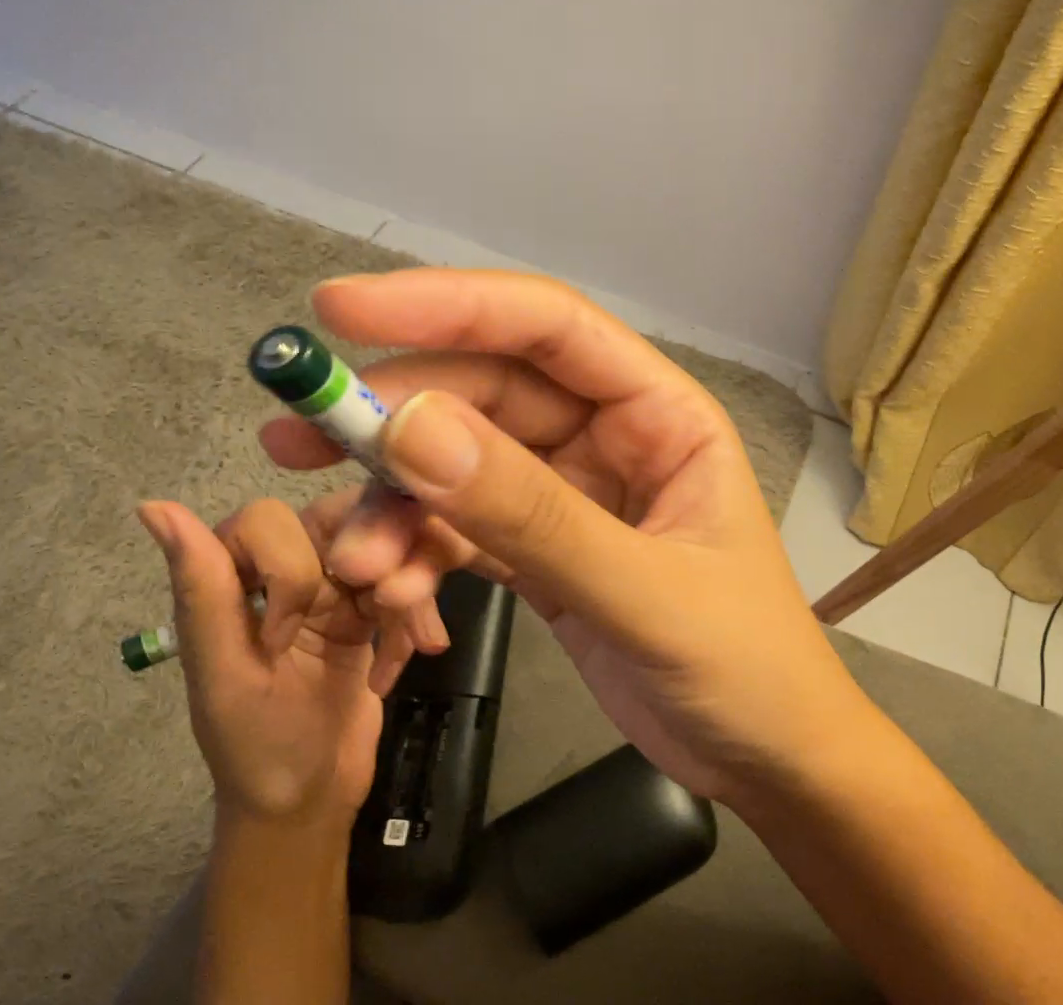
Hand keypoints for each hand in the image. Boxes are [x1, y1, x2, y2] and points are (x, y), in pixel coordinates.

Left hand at [137, 497, 392, 820]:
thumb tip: (154, 506)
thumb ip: (204, 591)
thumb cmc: (255, 746)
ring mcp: (337, 589)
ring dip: (409, 593)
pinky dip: (417, 622)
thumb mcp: (225, 673)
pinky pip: (410, 587)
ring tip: (416, 645)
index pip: (271, 519)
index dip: (289, 566)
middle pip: (345, 516)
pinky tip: (414, 659)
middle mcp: (287, 568)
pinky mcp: (375, 613)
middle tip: (389, 607)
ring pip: (390, 546)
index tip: (286, 633)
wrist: (311, 800)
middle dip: (379, 558)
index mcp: (234, 576)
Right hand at [258, 270, 868, 803]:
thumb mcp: (644, 594)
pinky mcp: (545, 553)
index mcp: (661, 417)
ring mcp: (573, 496)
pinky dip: (420, 550)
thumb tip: (411, 429)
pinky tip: (390, 588)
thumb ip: (533, 516)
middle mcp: (612, 438)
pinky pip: (464, 528)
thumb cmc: (744, 669)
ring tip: (350, 559)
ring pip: (462, 465)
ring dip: (397, 503)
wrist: (767, 758)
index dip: (447, 305)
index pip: (549, 329)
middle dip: (395, 417)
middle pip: (487, 394)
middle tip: (296, 441)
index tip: (339, 310)